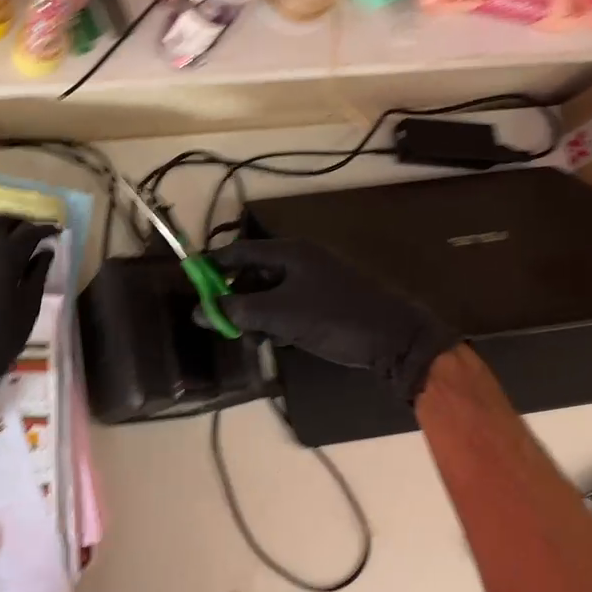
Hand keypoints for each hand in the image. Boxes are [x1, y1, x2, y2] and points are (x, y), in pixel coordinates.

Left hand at [0, 215, 57, 407]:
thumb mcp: (28, 308)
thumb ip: (37, 274)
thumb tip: (45, 251)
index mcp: (5, 253)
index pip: (29, 231)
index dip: (44, 229)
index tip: (54, 232)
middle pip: (2, 222)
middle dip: (19, 224)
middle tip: (31, 235)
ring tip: (5, 245)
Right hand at [216, 239, 459, 404]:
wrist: (399, 340)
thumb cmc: (335, 318)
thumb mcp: (280, 315)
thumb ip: (237, 310)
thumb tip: (199, 311)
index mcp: (290, 251)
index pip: (238, 251)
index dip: (212, 267)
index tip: (191, 284)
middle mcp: (303, 258)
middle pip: (254, 272)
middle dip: (236, 297)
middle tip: (223, 321)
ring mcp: (319, 279)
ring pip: (273, 291)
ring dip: (257, 313)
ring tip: (251, 339)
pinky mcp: (331, 300)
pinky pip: (292, 303)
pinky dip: (279, 319)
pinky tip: (278, 340)